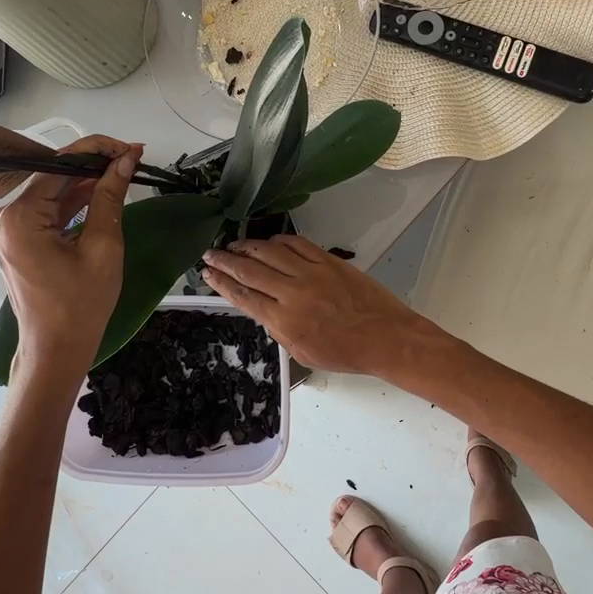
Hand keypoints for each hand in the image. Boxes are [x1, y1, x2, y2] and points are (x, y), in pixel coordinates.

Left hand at [0, 136, 140, 378]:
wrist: (56, 350)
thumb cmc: (80, 305)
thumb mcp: (103, 246)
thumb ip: (110, 197)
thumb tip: (125, 160)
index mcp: (18, 218)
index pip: (58, 165)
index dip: (96, 150)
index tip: (130, 147)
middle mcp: (4, 217)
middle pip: (53, 175)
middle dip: (94, 163)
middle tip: (133, 156)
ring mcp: (8, 228)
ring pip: (53, 190)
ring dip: (88, 180)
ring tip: (126, 168)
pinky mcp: (18, 238)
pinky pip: (49, 209)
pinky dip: (76, 200)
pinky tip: (105, 189)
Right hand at [200, 236, 436, 376]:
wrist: (385, 337)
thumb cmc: (346, 353)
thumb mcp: (303, 352)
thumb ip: (279, 330)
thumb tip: (264, 310)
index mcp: (284, 320)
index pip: (243, 295)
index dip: (221, 282)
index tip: (207, 274)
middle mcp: (293, 292)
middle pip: (250, 269)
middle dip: (225, 260)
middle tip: (210, 254)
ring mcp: (311, 272)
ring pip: (270, 251)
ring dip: (247, 246)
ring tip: (234, 245)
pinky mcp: (328, 260)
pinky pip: (297, 244)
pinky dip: (279, 240)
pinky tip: (270, 241)